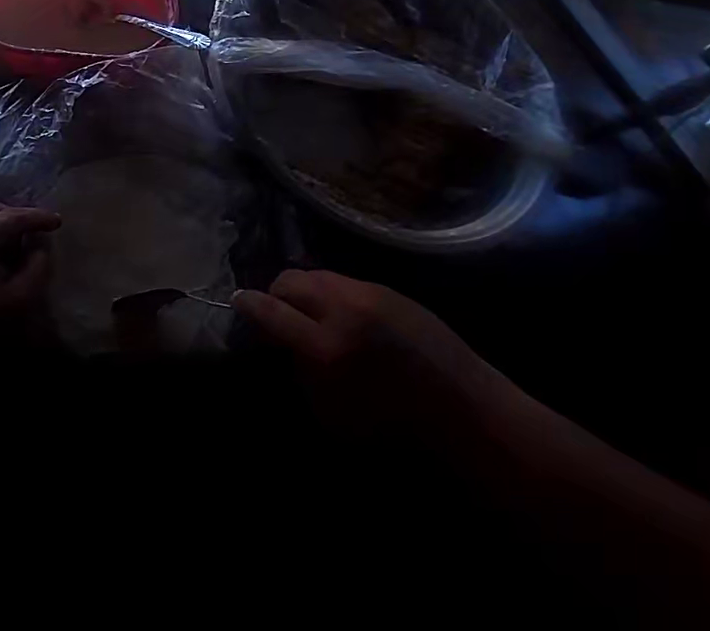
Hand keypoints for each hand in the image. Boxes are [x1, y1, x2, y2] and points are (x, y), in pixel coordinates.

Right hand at [231, 269, 513, 438]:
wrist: (472, 418)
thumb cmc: (399, 434)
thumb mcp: (332, 416)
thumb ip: (301, 371)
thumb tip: (282, 342)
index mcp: (327, 346)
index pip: (269, 310)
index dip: (247, 304)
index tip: (237, 302)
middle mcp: (346, 309)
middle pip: (290, 280)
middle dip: (275, 295)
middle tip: (276, 315)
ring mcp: (373, 294)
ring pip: (319, 275)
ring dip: (305, 292)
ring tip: (310, 314)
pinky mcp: (393, 292)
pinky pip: (347, 282)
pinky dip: (334, 295)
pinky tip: (345, 318)